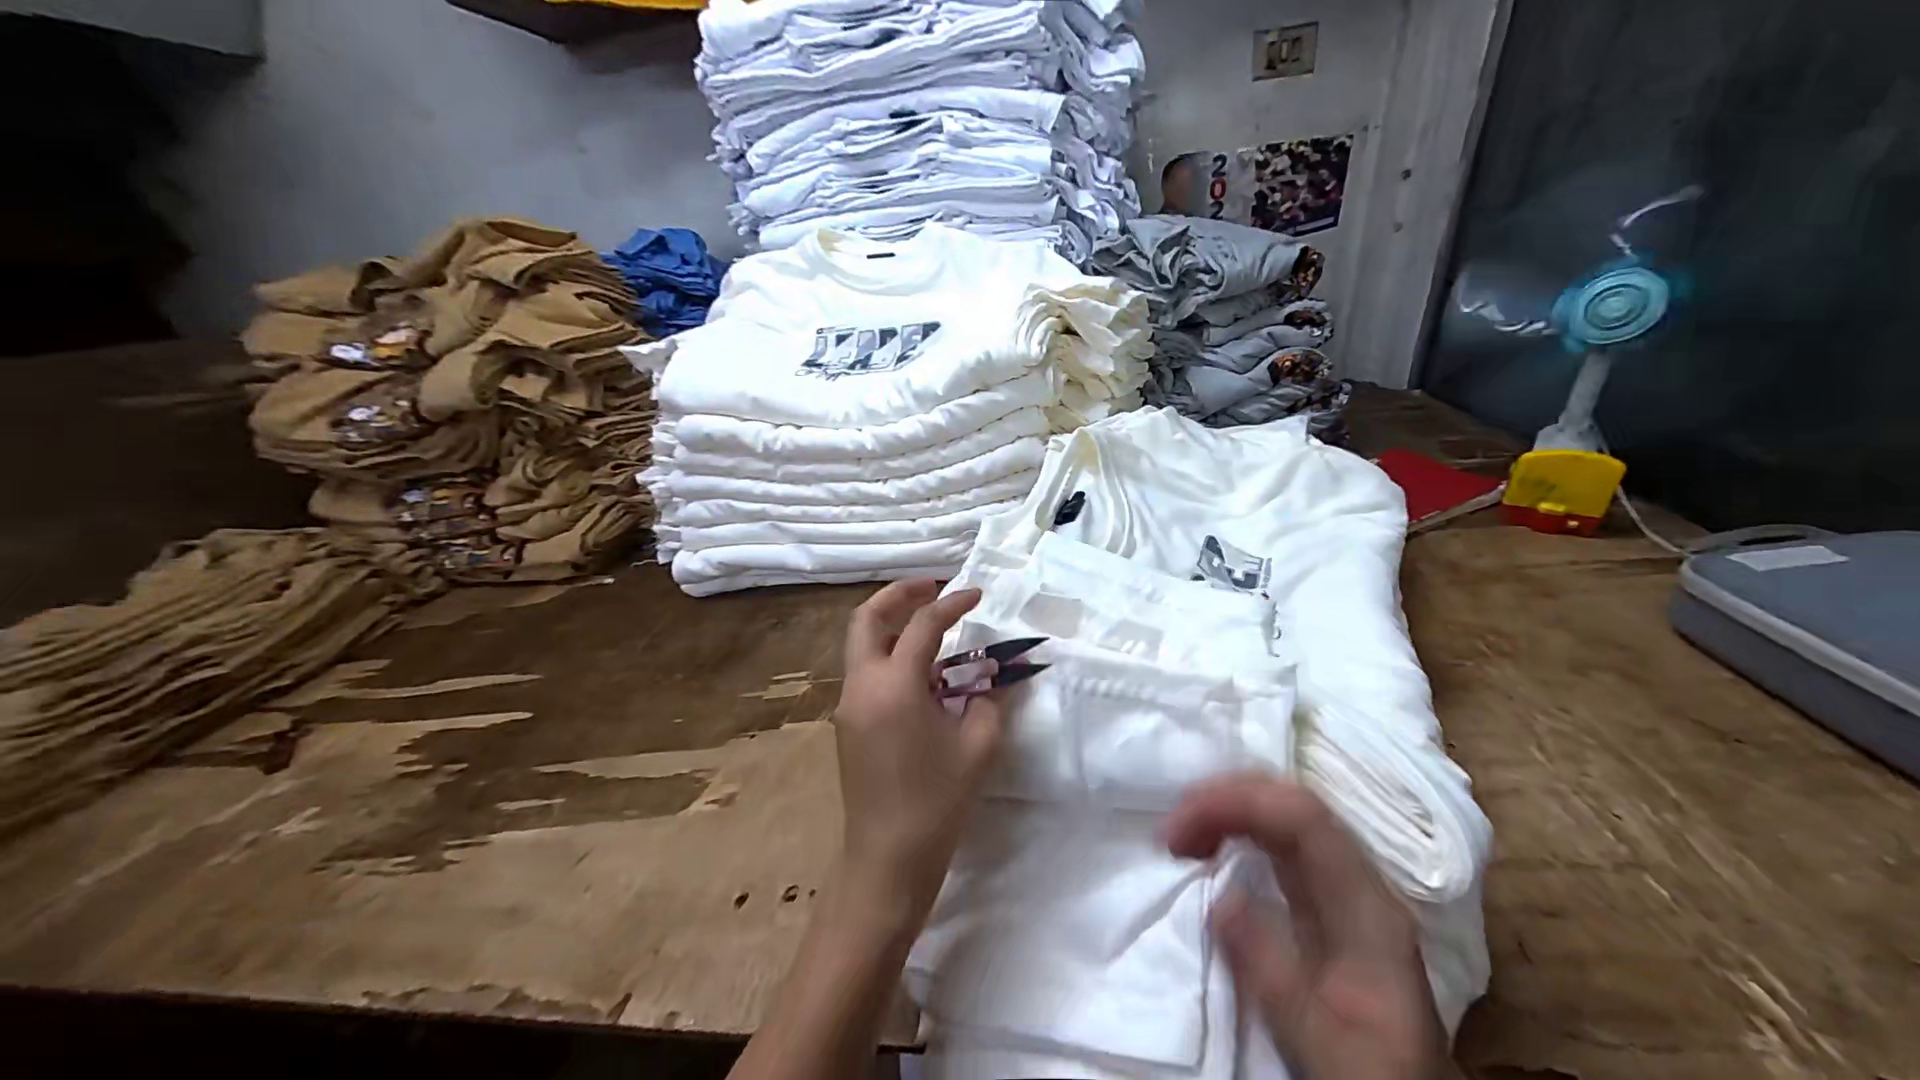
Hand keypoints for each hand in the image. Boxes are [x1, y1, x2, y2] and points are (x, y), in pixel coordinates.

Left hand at [832, 580, 1006, 919]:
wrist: (887, 858)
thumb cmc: (937, 803)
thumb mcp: (978, 746)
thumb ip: (990, 701)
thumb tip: (993, 677)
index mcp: (894, 685)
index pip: (923, 626)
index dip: (953, 604)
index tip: (977, 595)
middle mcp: (862, 685)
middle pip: (868, 618)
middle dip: (900, 595)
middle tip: (933, 589)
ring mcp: (848, 704)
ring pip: (861, 643)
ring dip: (892, 624)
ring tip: (930, 626)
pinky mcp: (847, 723)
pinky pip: (865, 671)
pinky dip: (889, 655)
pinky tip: (921, 673)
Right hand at [1167, 774, 1444, 1079]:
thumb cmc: (1365, 1071)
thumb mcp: (1317, 1040)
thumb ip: (1272, 973)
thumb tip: (1220, 901)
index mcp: (1368, 907)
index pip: (1304, 820)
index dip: (1238, 803)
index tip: (1179, 828)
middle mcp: (1359, 880)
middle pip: (1291, 802)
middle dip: (1225, 797)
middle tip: (1171, 829)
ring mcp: (1343, 883)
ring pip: (1282, 812)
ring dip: (1226, 808)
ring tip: (1180, 835)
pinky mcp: (1325, 894)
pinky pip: (1277, 835)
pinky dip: (1235, 827)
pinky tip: (1208, 845)